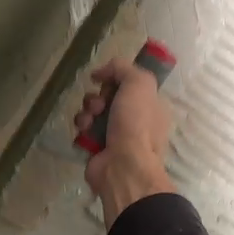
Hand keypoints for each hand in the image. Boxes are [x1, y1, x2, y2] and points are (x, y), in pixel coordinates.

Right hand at [75, 59, 175, 226]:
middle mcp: (136, 120)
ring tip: (90, 119)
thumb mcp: (139, 83)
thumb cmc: (136, 124)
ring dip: (88, 110)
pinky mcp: (98, 148)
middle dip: (99, 95)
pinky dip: (82, 126)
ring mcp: (117, 135)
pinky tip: (84, 130)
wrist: (124, 166)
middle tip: (99, 104)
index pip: (130, 84)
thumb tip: (101, 73)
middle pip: (109, 95)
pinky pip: (85, 128)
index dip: (115, 79)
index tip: (107, 80)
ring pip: (94, 110)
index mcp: (151, 106)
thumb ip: (123, 68)